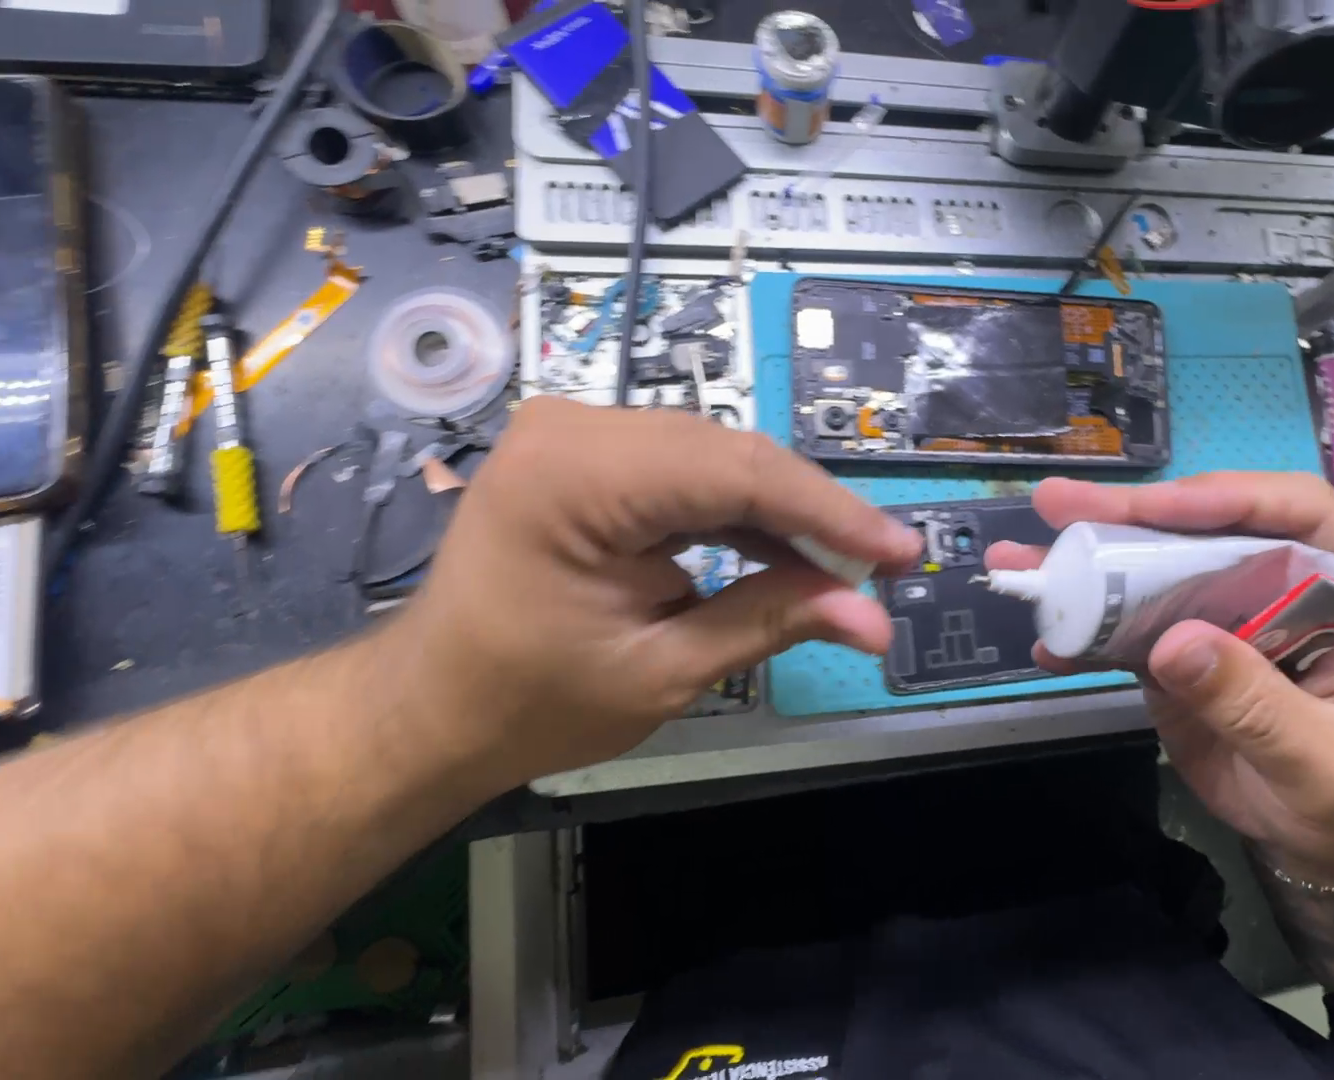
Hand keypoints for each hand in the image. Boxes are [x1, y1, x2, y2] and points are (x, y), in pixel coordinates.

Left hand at [374, 399, 922, 788]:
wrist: (434, 704)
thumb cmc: (530, 701)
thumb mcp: (662, 672)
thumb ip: (771, 624)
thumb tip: (872, 619)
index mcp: (574, 476)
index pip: (736, 471)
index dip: (830, 512)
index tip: (899, 552)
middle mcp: (575, 428)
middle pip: (733, 455)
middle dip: (814, 514)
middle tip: (883, 565)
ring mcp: (579, 433)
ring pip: (720, 458)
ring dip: (784, 514)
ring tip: (842, 568)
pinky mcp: (590, 453)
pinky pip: (690, 472)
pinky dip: (742, 515)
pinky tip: (785, 554)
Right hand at [986, 474, 1333, 888]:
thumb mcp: (1328, 763)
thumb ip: (1256, 704)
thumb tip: (1173, 642)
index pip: (1298, 514)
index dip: (1226, 501)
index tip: (1154, 511)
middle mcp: (1287, 581)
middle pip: (1207, 527)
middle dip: (1129, 516)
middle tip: (1057, 503)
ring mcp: (1228, 613)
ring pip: (1156, 571)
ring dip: (1086, 564)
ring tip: (1017, 556)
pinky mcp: (1185, 650)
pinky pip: (1130, 631)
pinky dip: (1087, 637)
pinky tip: (1048, 644)